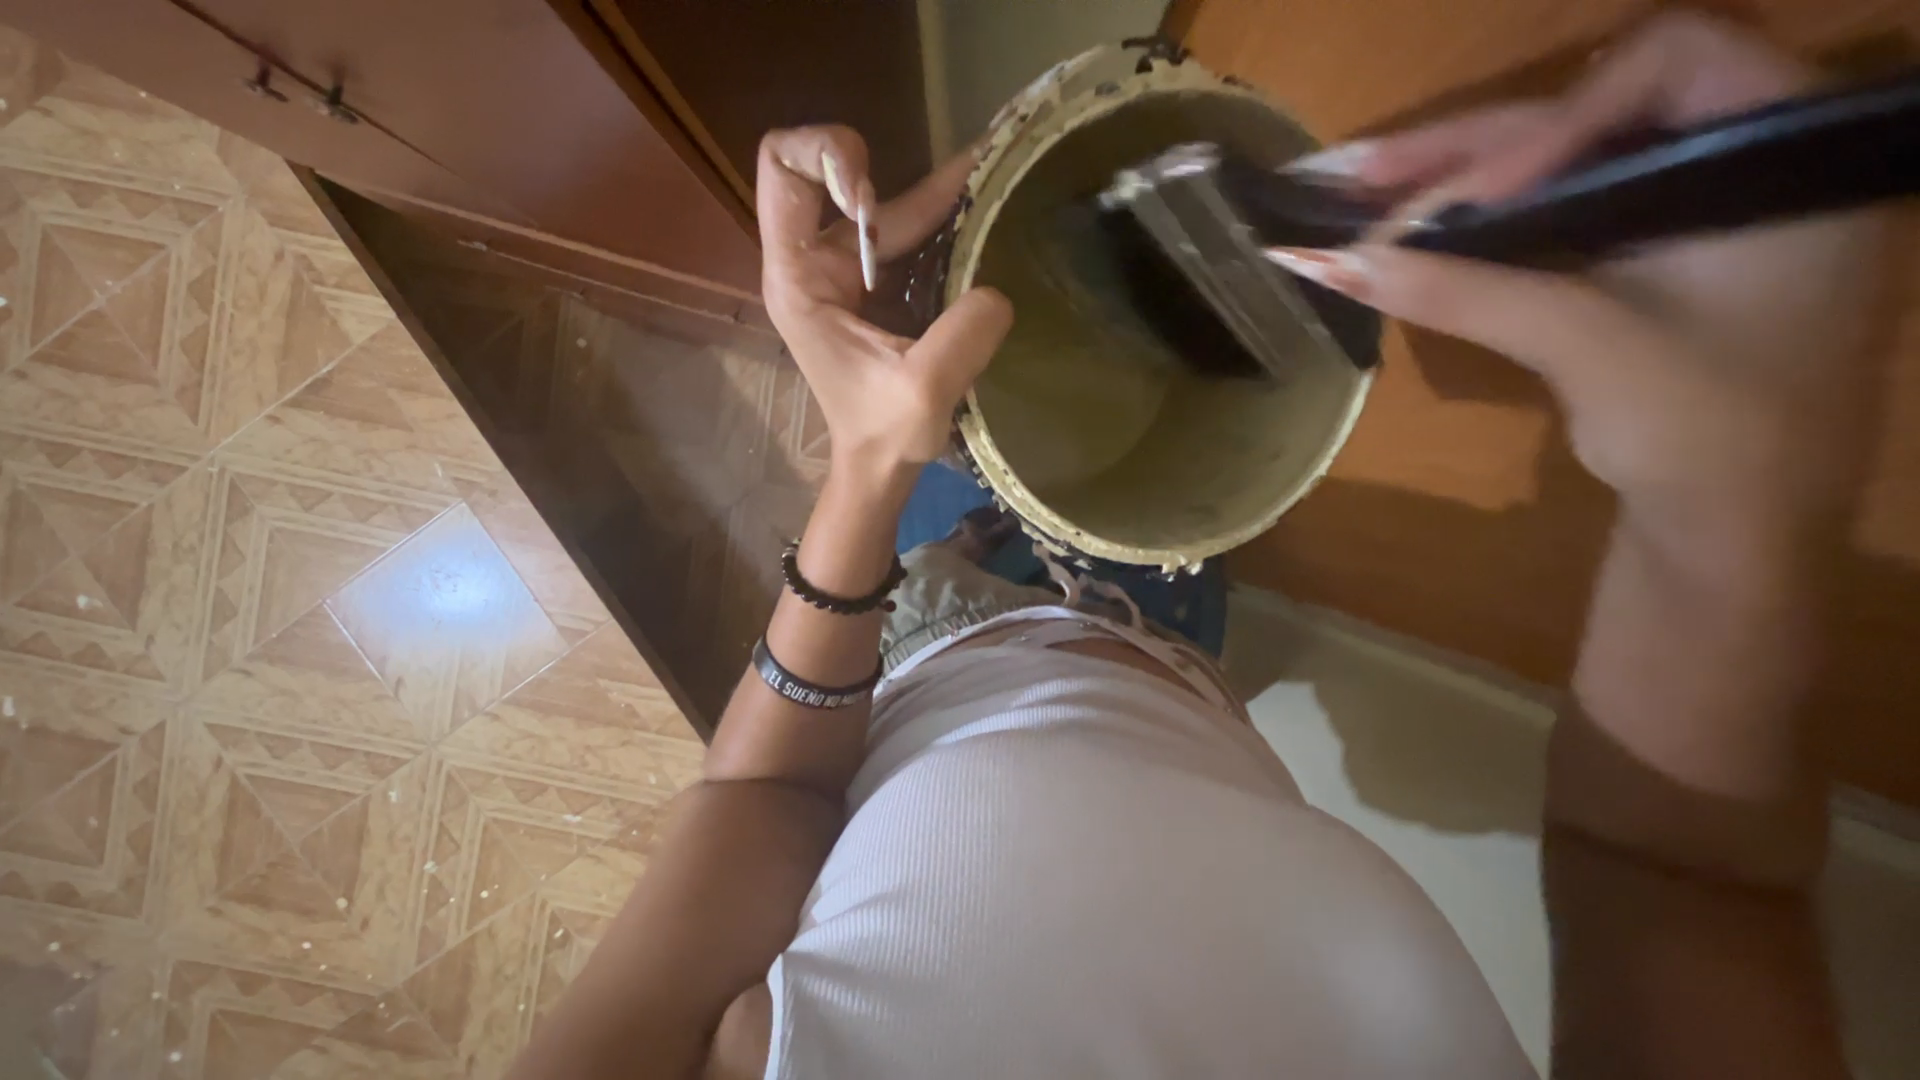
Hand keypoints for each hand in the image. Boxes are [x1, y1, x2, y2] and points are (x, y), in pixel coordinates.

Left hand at [757, 126, 1012, 490]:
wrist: (881, 467)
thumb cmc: (886, 436)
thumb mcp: (925, 391)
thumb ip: (961, 336)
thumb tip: (998, 291)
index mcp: (799, 279)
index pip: (783, 170)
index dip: (826, 154)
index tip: (875, 194)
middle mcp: (814, 264)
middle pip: (843, 180)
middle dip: (908, 177)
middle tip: (980, 174)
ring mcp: (845, 273)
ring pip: (886, 208)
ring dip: (938, 196)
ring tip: (999, 174)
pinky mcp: (874, 286)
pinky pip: (907, 237)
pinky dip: (945, 223)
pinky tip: (988, 212)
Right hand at [1269, 12, 1891, 541]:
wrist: (1733, 521)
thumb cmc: (1701, 427)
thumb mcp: (1582, 343)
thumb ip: (1461, 292)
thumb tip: (1330, 263)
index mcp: (1770, 149)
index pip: (1665, 65)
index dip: (1556, 120)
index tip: (1475, 197)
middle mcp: (1729, 158)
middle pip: (1580, 117)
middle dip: (1462, 151)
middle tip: (1356, 175)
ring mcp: (1676, 209)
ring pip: (1552, 167)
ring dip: (1451, 182)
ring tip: (1353, 194)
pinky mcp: (1634, 256)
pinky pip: (1547, 215)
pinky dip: (1474, 224)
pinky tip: (1407, 230)